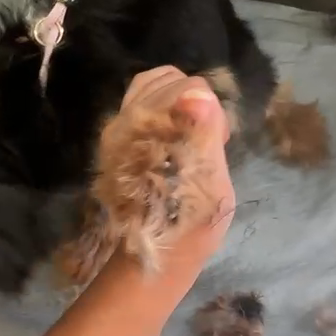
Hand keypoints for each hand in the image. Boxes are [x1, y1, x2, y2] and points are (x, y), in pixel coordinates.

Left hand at [108, 67, 235, 277]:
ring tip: (191, 132)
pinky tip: (174, 135)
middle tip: (207, 137)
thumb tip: (198, 94)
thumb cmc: (190, 225)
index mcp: (152, 130)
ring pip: (152, 87)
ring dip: (177, 100)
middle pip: (170, 81)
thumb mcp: (210, 186)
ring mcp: (117, 129)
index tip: (220, 141)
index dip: (213, 111)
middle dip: (195, 101)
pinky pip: (139, 103)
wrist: (151, 254)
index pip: (191, 87)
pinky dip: (162, 108)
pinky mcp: (114, 139)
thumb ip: (204, 137)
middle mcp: (127, 122)